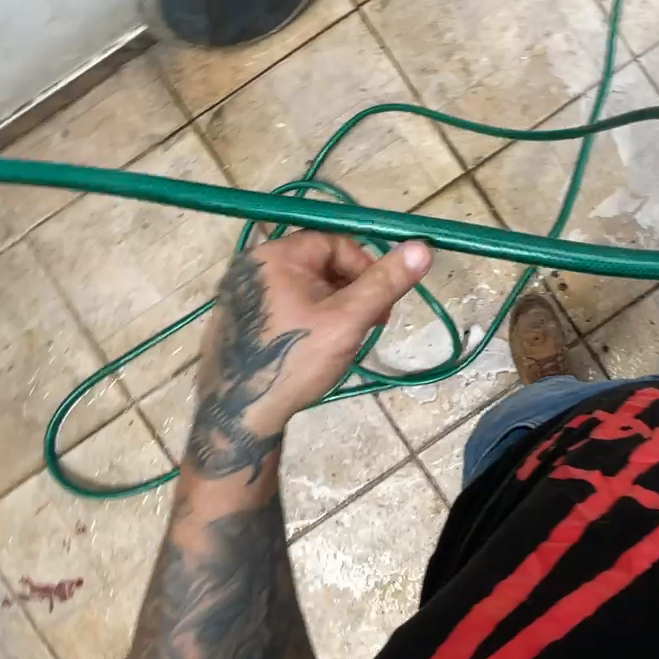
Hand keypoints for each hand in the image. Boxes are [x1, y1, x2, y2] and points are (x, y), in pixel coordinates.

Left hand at [185, 233, 431, 480]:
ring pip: (304, 286)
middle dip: (351, 290)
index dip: (365, 268)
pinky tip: (315, 348)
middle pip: (320, 264)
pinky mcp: (236, 319)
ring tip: (343, 340)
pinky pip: (284, 305)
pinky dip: (307, 318)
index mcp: (276, 256)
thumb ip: (385, 282)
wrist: (236, 416)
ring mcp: (240, 294)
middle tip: (367, 324)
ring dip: (333, 306)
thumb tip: (422, 247)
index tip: (380, 303)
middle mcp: (252, 266)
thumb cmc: (295, 360)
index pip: (336, 243)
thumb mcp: (348, 320)